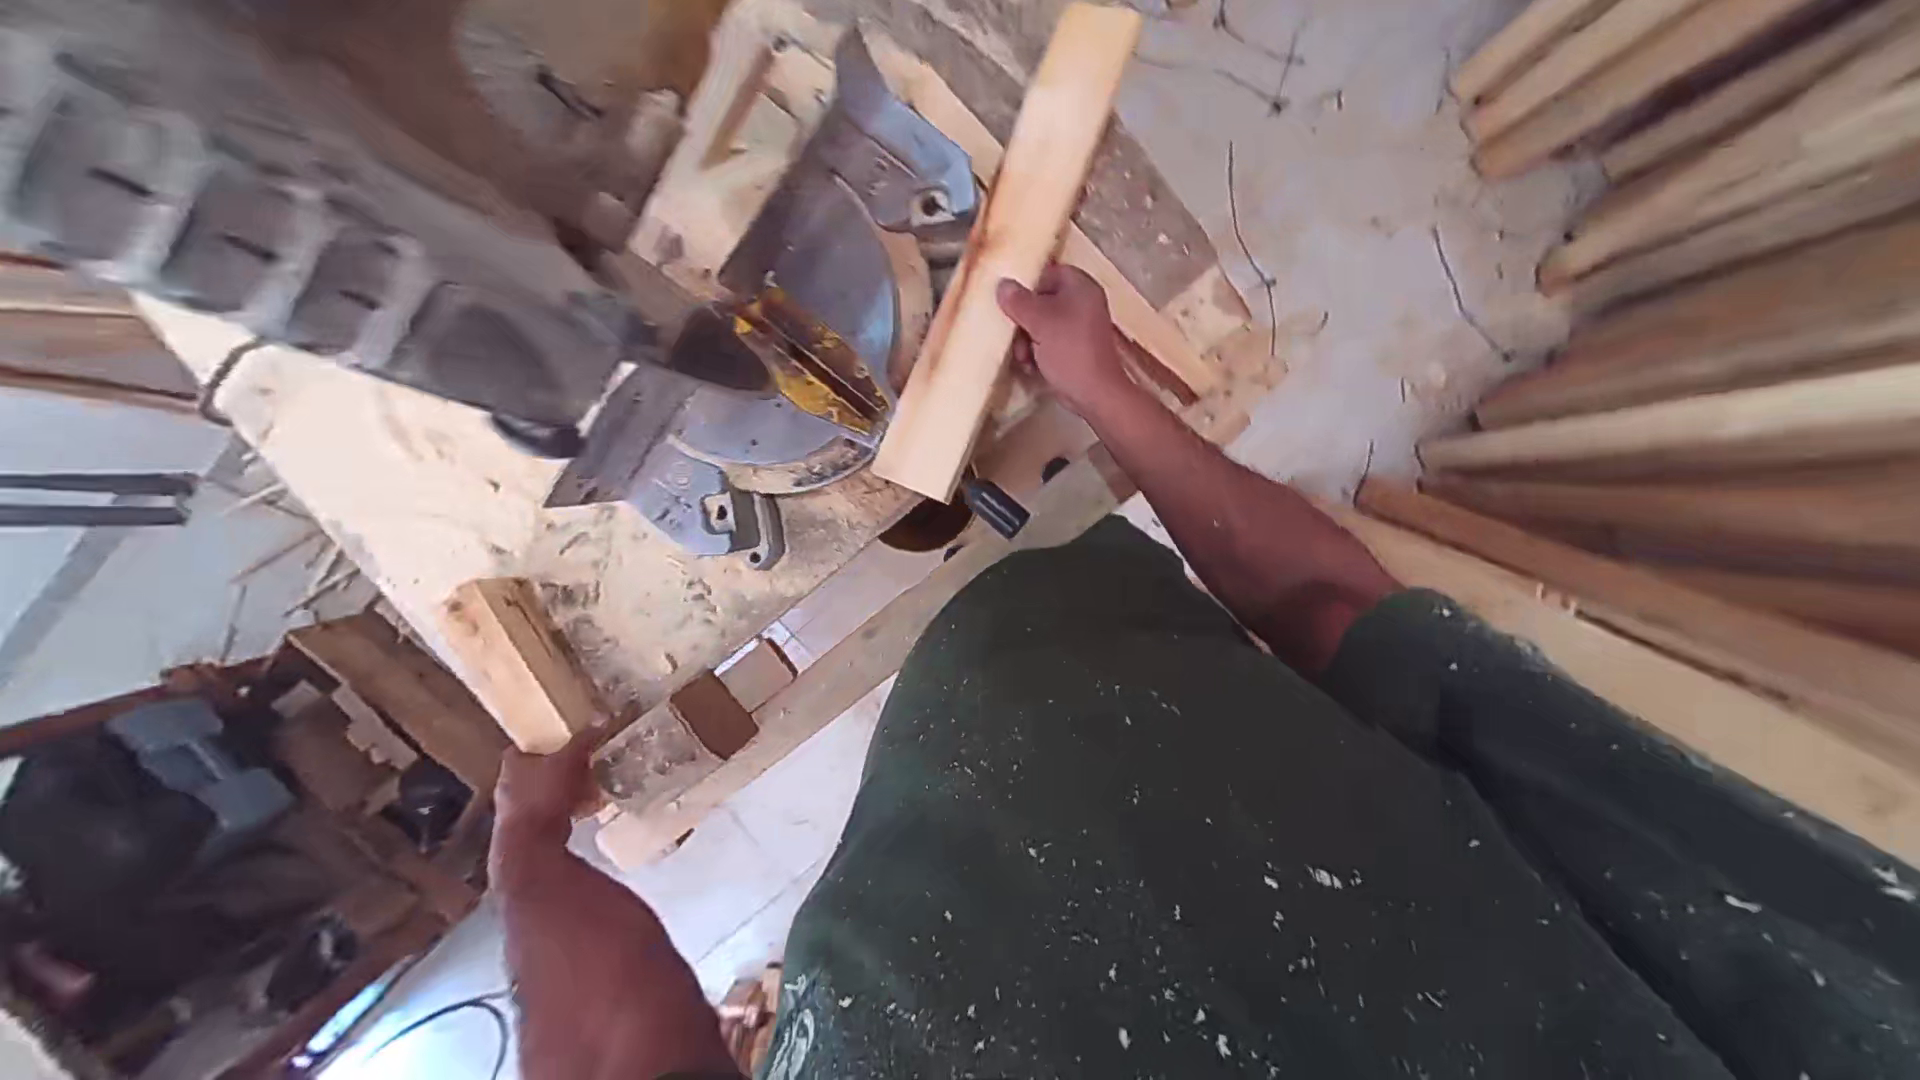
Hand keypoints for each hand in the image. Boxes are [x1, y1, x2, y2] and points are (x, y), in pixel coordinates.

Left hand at [494, 734, 599, 843]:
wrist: (531, 844)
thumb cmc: (544, 794)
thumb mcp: (569, 760)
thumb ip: (583, 740)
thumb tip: (599, 721)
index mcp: (512, 764)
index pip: (522, 746)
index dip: (541, 742)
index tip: (561, 741)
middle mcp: (507, 786)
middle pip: (537, 769)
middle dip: (561, 768)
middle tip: (583, 764)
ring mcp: (513, 810)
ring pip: (545, 791)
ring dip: (567, 789)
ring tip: (590, 788)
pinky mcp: (525, 830)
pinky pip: (549, 812)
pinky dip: (566, 808)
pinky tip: (585, 809)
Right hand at [996, 263, 1132, 416]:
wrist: (1094, 393)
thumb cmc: (1069, 350)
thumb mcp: (1040, 322)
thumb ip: (1019, 301)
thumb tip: (1002, 284)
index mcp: (1080, 287)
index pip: (1049, 273)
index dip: (1028, 284)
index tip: (1009, 301)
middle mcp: (1082, 303)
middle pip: (1042, 301)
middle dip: (1023, 320)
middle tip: (1014, 335)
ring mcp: (1079, 328)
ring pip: (1042, 324)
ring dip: (1026, 340)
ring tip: (1023, 357)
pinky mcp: (1075, 349)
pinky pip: (1049, 342)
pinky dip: (1038, 352)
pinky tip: (1031, 365)